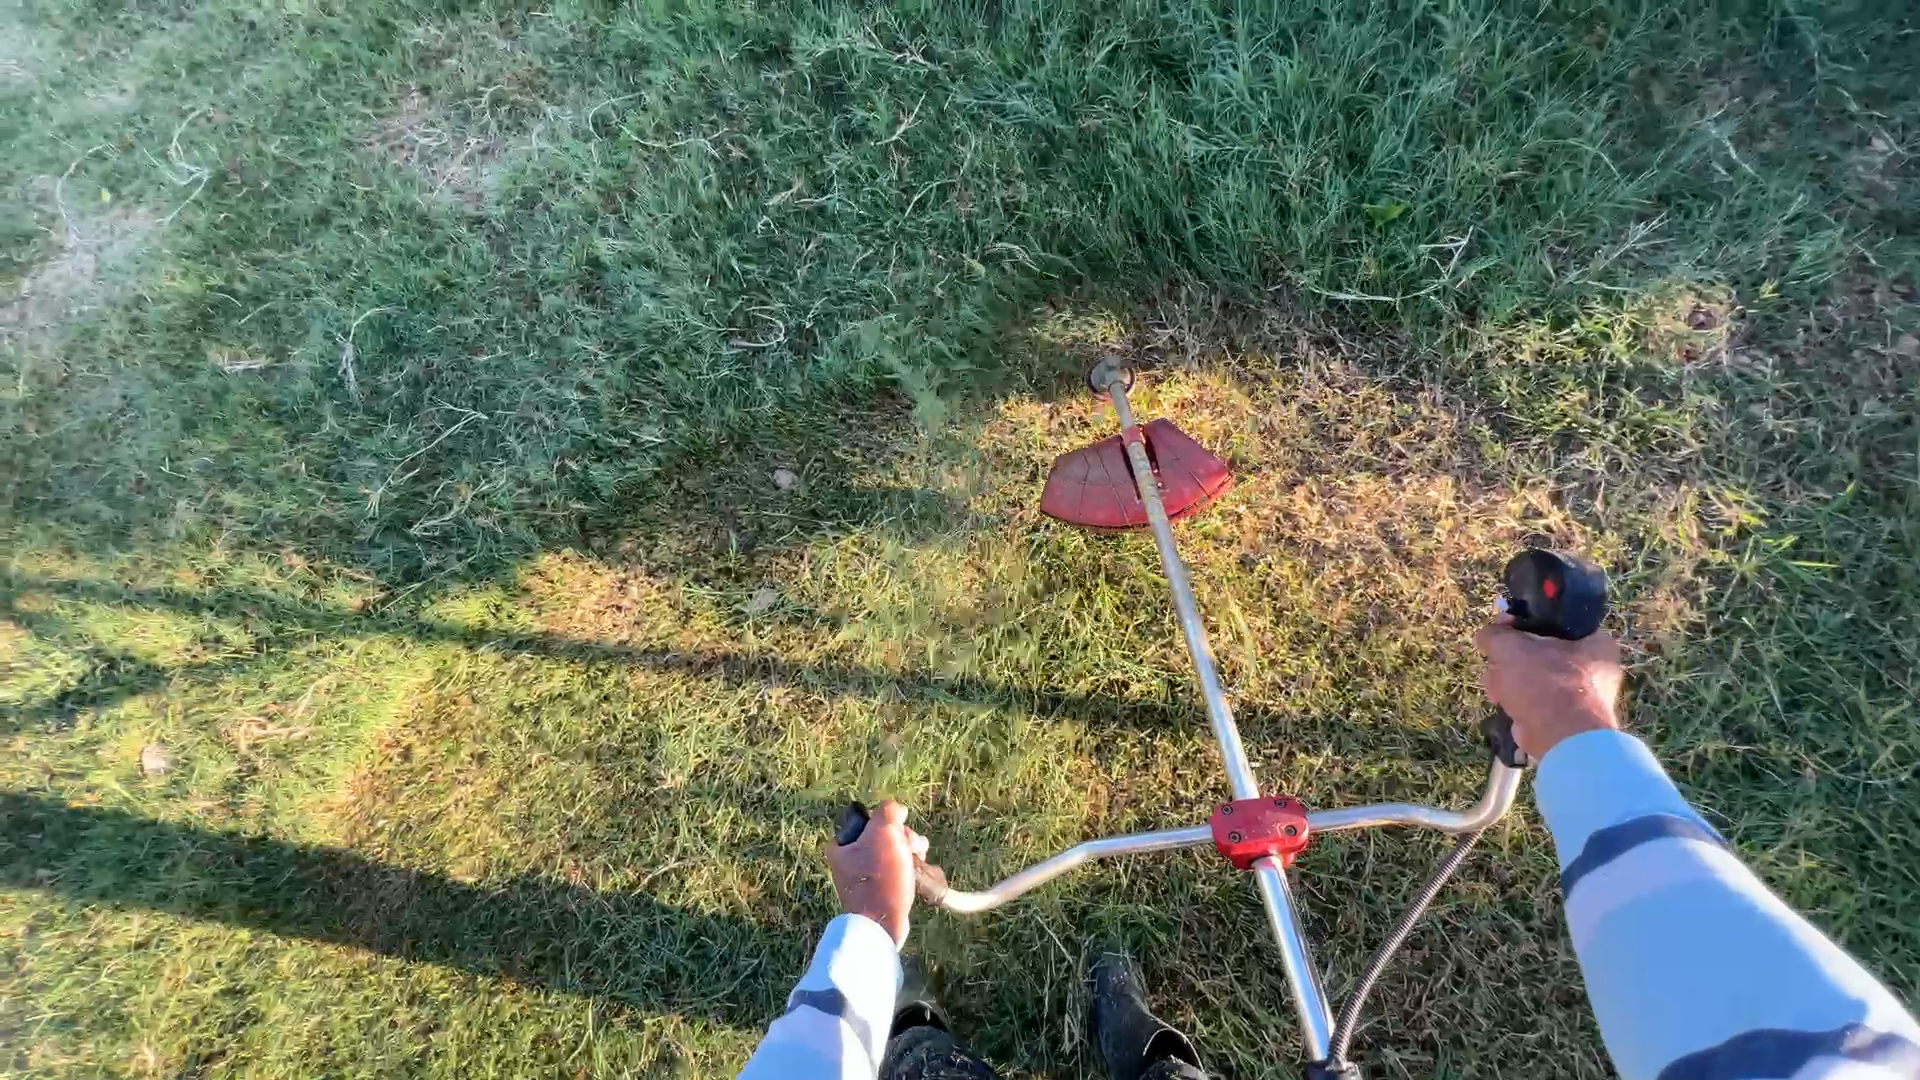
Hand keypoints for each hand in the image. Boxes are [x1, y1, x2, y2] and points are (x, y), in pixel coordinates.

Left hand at [825, 801, 929, 945]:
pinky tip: (921, 871)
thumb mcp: (883, 832)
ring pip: (894, 851)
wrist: (882, 925)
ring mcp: (864, 877)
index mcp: (841, 844)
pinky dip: (910, 868)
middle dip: (905, 838)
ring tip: (920, 859)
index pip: (871, 820)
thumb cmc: (880, 876)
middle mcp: (849, 859)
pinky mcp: (879, 891)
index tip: (900, 832)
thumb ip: (889, 811)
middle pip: (885, 835)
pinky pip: (897, 870)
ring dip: (911, 851)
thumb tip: (898, 810)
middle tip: (914, 847)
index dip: (890, 823)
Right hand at [1473, 615, 1624, 759]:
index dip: (1521, 624)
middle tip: (1497, 664)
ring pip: (1530, 675)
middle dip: (1507, 660)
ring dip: (1506, 680)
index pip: (1551, 623)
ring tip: (1498, 688)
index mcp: (1594, 642)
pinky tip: (1505, 702)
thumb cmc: (1544, 682)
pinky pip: (1533, 697)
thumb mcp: (1511, 646)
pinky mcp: (1566, 714)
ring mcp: (1581, 694)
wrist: (1561, 736)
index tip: (1501, 630)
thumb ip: (1495, 633)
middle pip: (1535, 652)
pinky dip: (1516, 699)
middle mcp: (1594, 666)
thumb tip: (1486, 635)